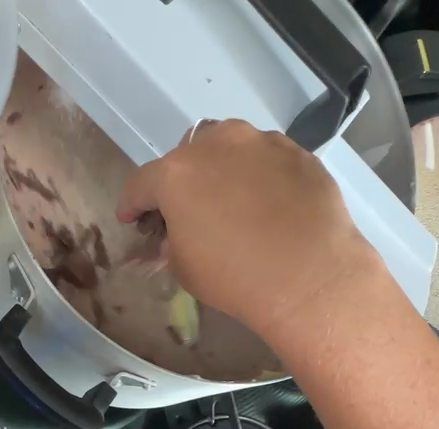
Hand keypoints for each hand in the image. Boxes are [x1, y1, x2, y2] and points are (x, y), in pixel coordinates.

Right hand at [117, 121, 379, 351]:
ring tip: (227, 202)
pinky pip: (265, 159)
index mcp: (176, 174)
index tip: (131, 219)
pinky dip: (256, 176)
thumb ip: (170, 242)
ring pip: (228, 148)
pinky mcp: (297, 152)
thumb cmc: (232, 275)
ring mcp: (261, 143)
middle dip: (179, 181)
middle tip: (184, 211)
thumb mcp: (183, 267)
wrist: (307, 275)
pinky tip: (263, 205)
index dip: (132, 205)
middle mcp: (217, 144)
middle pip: (185, 155)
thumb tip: (173, 237)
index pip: (140, 184)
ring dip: (219, 170)